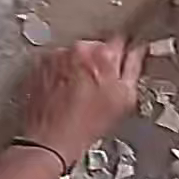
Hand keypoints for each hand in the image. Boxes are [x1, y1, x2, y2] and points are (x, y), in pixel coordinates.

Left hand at [21, 36, 145, 162]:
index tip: (125, 61)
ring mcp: (57, 56)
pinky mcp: (40, 65)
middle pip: (97, 47)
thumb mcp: (125, 99)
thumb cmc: (86, 125)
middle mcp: (79, 49)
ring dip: (80, 68)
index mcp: (104, 55)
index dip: (125, 53)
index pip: (122, 39)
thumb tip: (138, 51)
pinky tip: (65, 93)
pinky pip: (58, 62)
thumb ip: (134, 67)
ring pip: (77, 55)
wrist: (50, 139)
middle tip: (101, 88)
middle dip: (100, 63)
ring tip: (80, 94)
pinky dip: (62, 73)